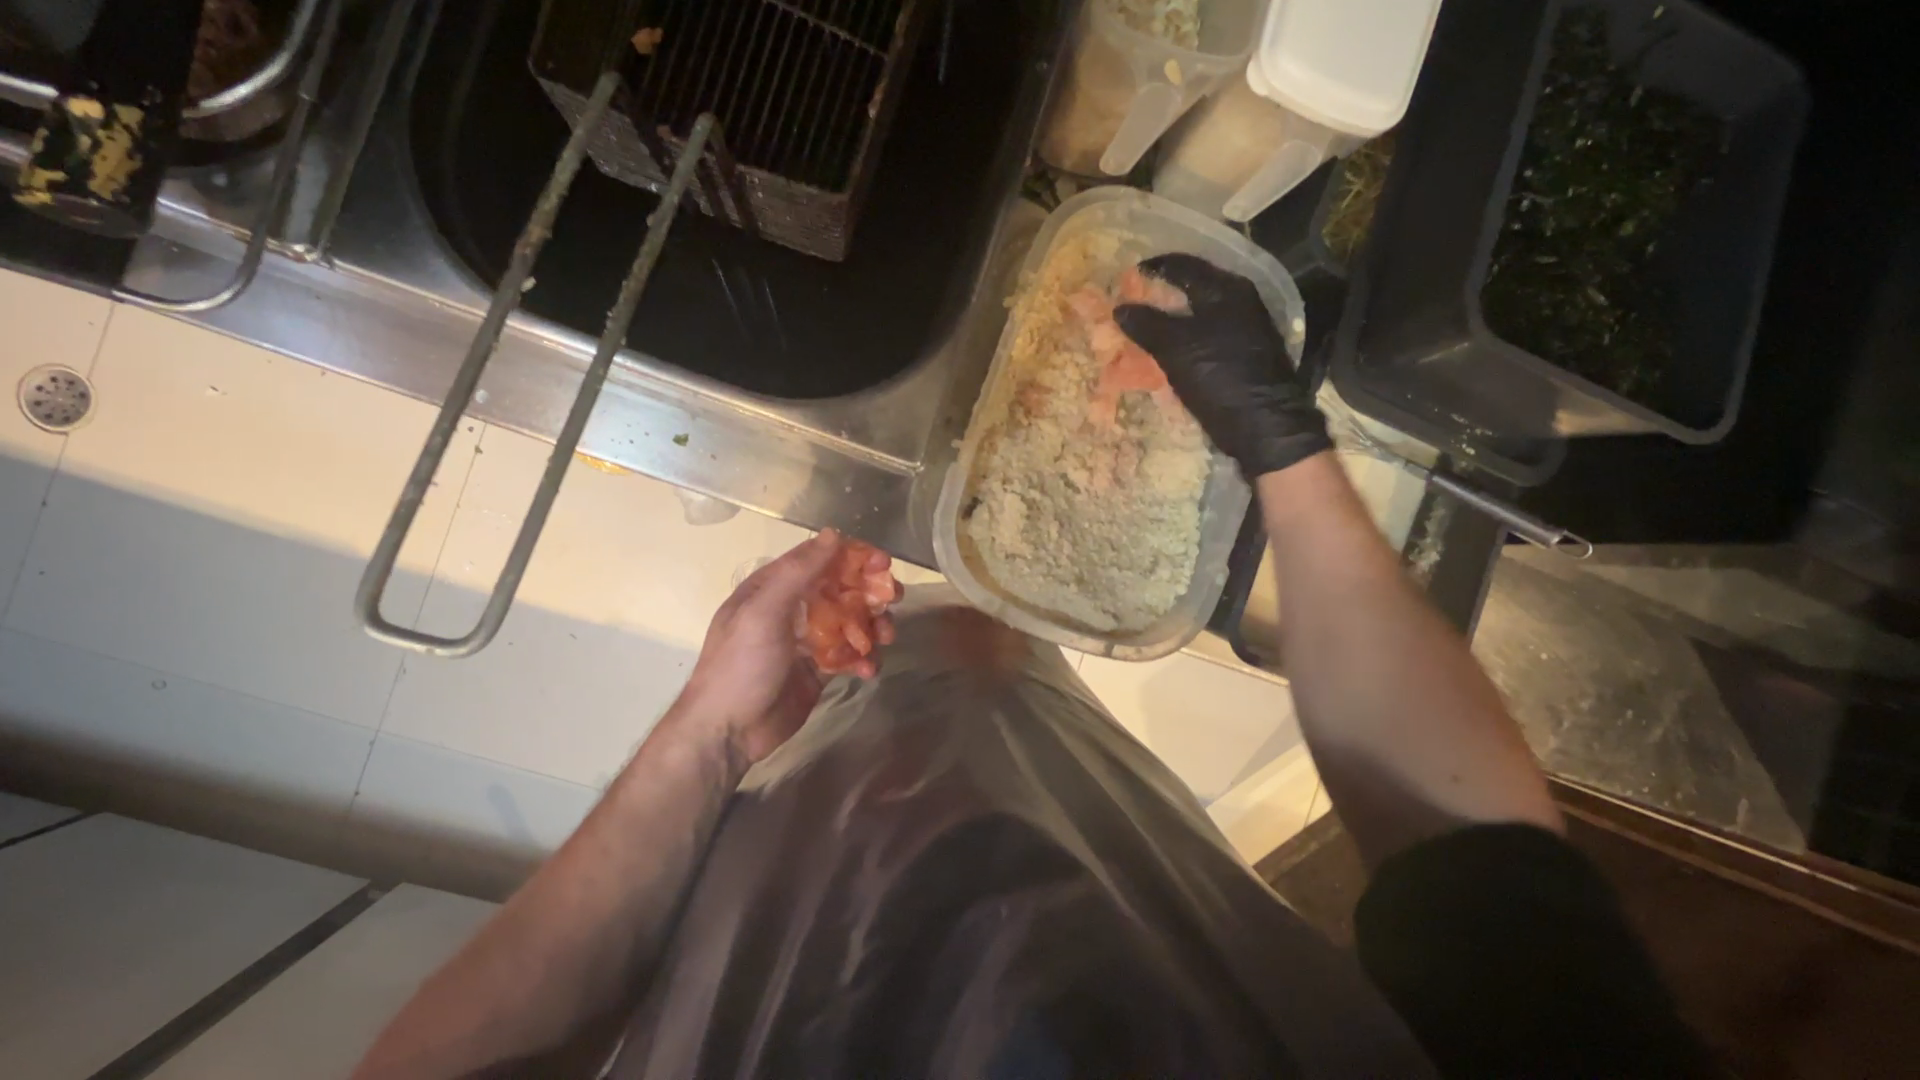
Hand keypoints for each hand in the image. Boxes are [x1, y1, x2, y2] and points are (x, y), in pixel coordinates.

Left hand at [680, 530, 895, 766]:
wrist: (727, 732)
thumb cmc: (740, 665)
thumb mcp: (763, 612)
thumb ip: (798, 573)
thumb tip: (833, 534)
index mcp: (772, 588)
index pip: (819, 559)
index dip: (853, 557)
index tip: (884, 563)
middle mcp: (790, 609)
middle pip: (840, 589)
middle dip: (869, 592)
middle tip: (894, 597)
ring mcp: (805, 641)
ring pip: (850, 622)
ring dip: (872, 626)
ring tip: (886, 637)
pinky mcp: (817, 671)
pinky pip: (848, 655)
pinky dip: (863, 659)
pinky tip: (868, 670)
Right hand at [1114, 253, 1331, 478]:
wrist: (1265, 427)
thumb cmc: (1220, 378)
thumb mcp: (1176, 349)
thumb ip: (1147, 324)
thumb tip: (1120, 308)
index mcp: (1227, 290)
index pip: (1185, 265)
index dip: (1154, 267)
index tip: (1128, 274)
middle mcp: (1241, 302)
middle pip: (1194, 287)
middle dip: (1162, 294)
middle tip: (1134, 301)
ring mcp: (1245, 329)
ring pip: (1200, 314)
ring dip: (1173, 318)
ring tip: (1145, 326)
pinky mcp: (1244, 355)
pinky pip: (1206, 337)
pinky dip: (1185, 338)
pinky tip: (1169, 351)